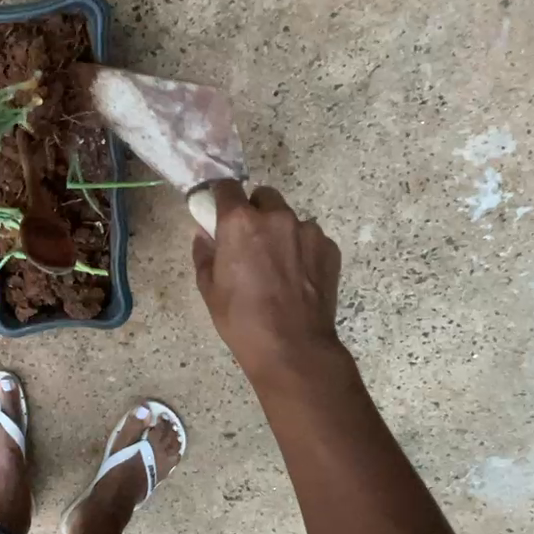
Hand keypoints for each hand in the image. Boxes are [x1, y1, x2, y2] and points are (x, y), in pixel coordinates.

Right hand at [192, 180, 345, 384]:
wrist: (292, 346)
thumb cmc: (241, 319)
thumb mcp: (209, 288)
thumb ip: (205, 253)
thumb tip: (204, 235)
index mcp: (239, 222)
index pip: (227, 187)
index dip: (220, 196)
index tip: (218, 209)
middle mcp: (276, 217)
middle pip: (263, 196)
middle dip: (254, 212)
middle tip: (249, 241)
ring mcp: (308, 230)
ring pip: (288, 218)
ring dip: (279, 231)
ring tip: (276, 265)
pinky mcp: (329, 247)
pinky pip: (310, 237)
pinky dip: (301, 249)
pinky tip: (296, 277)